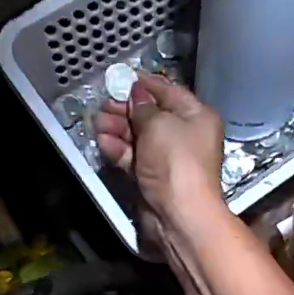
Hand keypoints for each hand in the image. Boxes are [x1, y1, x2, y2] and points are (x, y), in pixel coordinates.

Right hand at [93, 72, 224, 246]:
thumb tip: (136, 95)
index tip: (123, 79)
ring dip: (117, 129)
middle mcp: (184, 136)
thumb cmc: (176, 162)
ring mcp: (168, 159)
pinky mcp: (152, 178)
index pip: (170, 93)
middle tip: (103, 105)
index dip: (146, 85)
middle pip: (151, 116)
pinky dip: (118, 149)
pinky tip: (102, 141)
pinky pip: (133, 158)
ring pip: (139, 138)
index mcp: (197, 117)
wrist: (178, 215)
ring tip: (96, 122)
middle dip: (126, 110)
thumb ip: (143, 108)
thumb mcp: (159, 125)